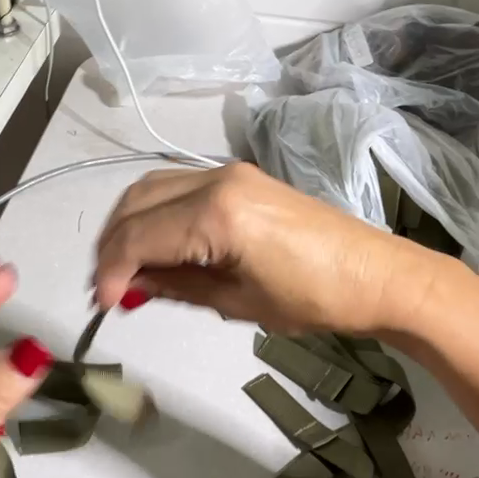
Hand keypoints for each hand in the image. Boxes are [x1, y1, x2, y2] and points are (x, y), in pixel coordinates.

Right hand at [92, 163, 451, 336]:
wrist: (377, 274)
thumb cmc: (314, 299)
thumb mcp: (235, 303)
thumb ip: (174, 287)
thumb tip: (130, 286)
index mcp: (217, 214)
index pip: (138, 236)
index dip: (111, 271)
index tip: (101, 304)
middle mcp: (216, 180)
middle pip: (135, 204)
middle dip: (111, 246)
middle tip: (107, 288)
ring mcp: (227, 172)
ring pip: (150, 189)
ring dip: (128, 226)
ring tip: (126, 270)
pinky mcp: (238, 177)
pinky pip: (175, 188)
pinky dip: (154, 215)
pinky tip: (155, 248)